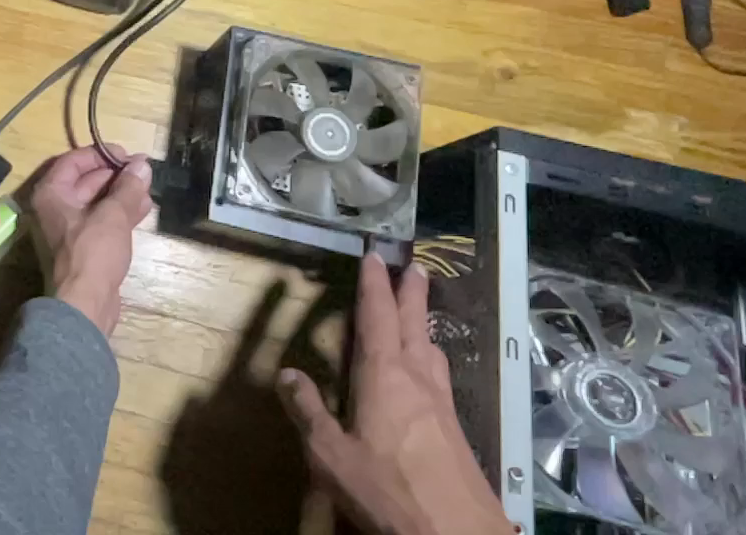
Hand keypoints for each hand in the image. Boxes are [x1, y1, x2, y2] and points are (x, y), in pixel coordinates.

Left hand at [26, 146, 152, 335]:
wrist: (85, 305)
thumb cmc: (92, 252)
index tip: (127, 155)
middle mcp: (55, 208)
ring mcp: (69, 229)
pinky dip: (120, 213)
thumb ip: (127, 187)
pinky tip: (144, 208)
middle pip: (86, 181)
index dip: (100, 154)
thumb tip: (142, 165)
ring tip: (148, 188)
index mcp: (51, 194)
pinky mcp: (84, 247)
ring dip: (121, 194)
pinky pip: (102, 221)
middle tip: (143, 170)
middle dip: (115, 175)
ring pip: (97, 202)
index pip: (73, 161)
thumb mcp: (113, 215)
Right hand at [279, 254, 510, 534]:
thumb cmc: (388, 491)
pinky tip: (427, 377)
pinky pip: (440, 379)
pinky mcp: (456, 434)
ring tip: (419, 316)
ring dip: (424, 326)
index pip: (378, 317)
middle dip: (411, 294)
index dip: (375, 284)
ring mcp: (442, 407)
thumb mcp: (330, 454)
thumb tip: (288, 373)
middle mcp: (417, 380)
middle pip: (415, 325)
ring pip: (433, 352)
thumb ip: (308, 411)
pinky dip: (430, 359)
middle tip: (414, 267)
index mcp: (384, 375)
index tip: (375, 255)